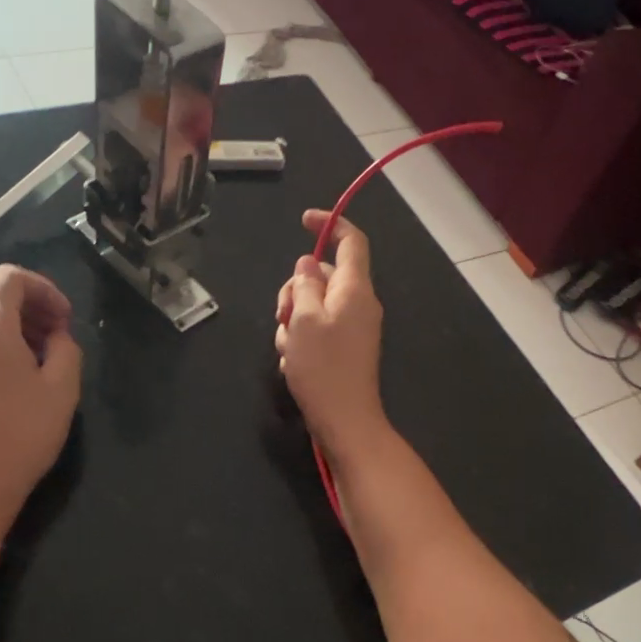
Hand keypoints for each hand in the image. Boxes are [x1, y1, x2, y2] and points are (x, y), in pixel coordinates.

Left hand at [0, 266, 82, 504]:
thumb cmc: (24, 431)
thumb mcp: (63, 387)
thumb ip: (66, 348)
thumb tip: (57, 338)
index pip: (11, 277)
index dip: (45, 289)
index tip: (67, 319)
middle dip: (32, 303)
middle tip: (60, 332)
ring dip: (18, 322)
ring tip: (47, 352)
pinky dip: (2, 339)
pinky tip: (24, 369)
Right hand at [277, 210, 388, 453]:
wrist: (345, 421)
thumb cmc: (323, 369)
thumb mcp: (303, 320)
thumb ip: (304, 286)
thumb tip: (308, 265)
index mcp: (355, 289)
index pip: (351, 241)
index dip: (330, 224)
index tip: (304, 220)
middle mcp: (359, 304)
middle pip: (323, 276)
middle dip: (296, 290)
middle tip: (282, 316)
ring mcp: (353, 328)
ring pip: (314, 306)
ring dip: (293, 322)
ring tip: (287, 348)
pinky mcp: (344, 350)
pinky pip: (317, 331)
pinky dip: (300, 341)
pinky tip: (292, 362)